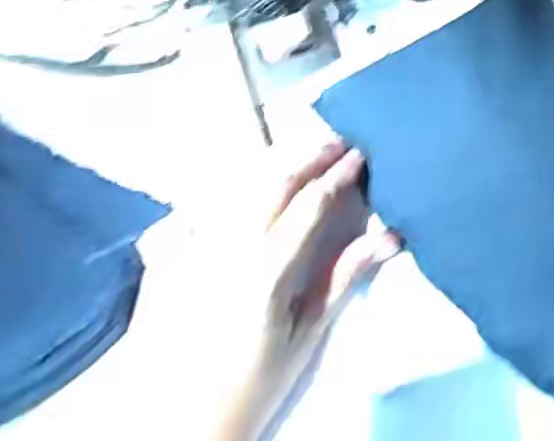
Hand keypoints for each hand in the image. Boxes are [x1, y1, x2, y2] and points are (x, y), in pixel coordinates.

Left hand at [134, 137, 401, 440]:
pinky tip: (229, 193)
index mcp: (267, 269)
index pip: (312, 204)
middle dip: (310, 159)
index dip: (341, 173)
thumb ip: (344, 277)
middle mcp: (227, 251)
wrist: (169, 432)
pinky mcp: (163, 269)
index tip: (363, 152)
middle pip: (274, 187)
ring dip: (271, 170)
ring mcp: (190, 256)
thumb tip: (391, 235)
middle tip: (338, 142)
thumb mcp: (306, 336)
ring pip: (235, 193)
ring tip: (297, 160)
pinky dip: (215, 196)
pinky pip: (190, 215)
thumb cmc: (251, 385)